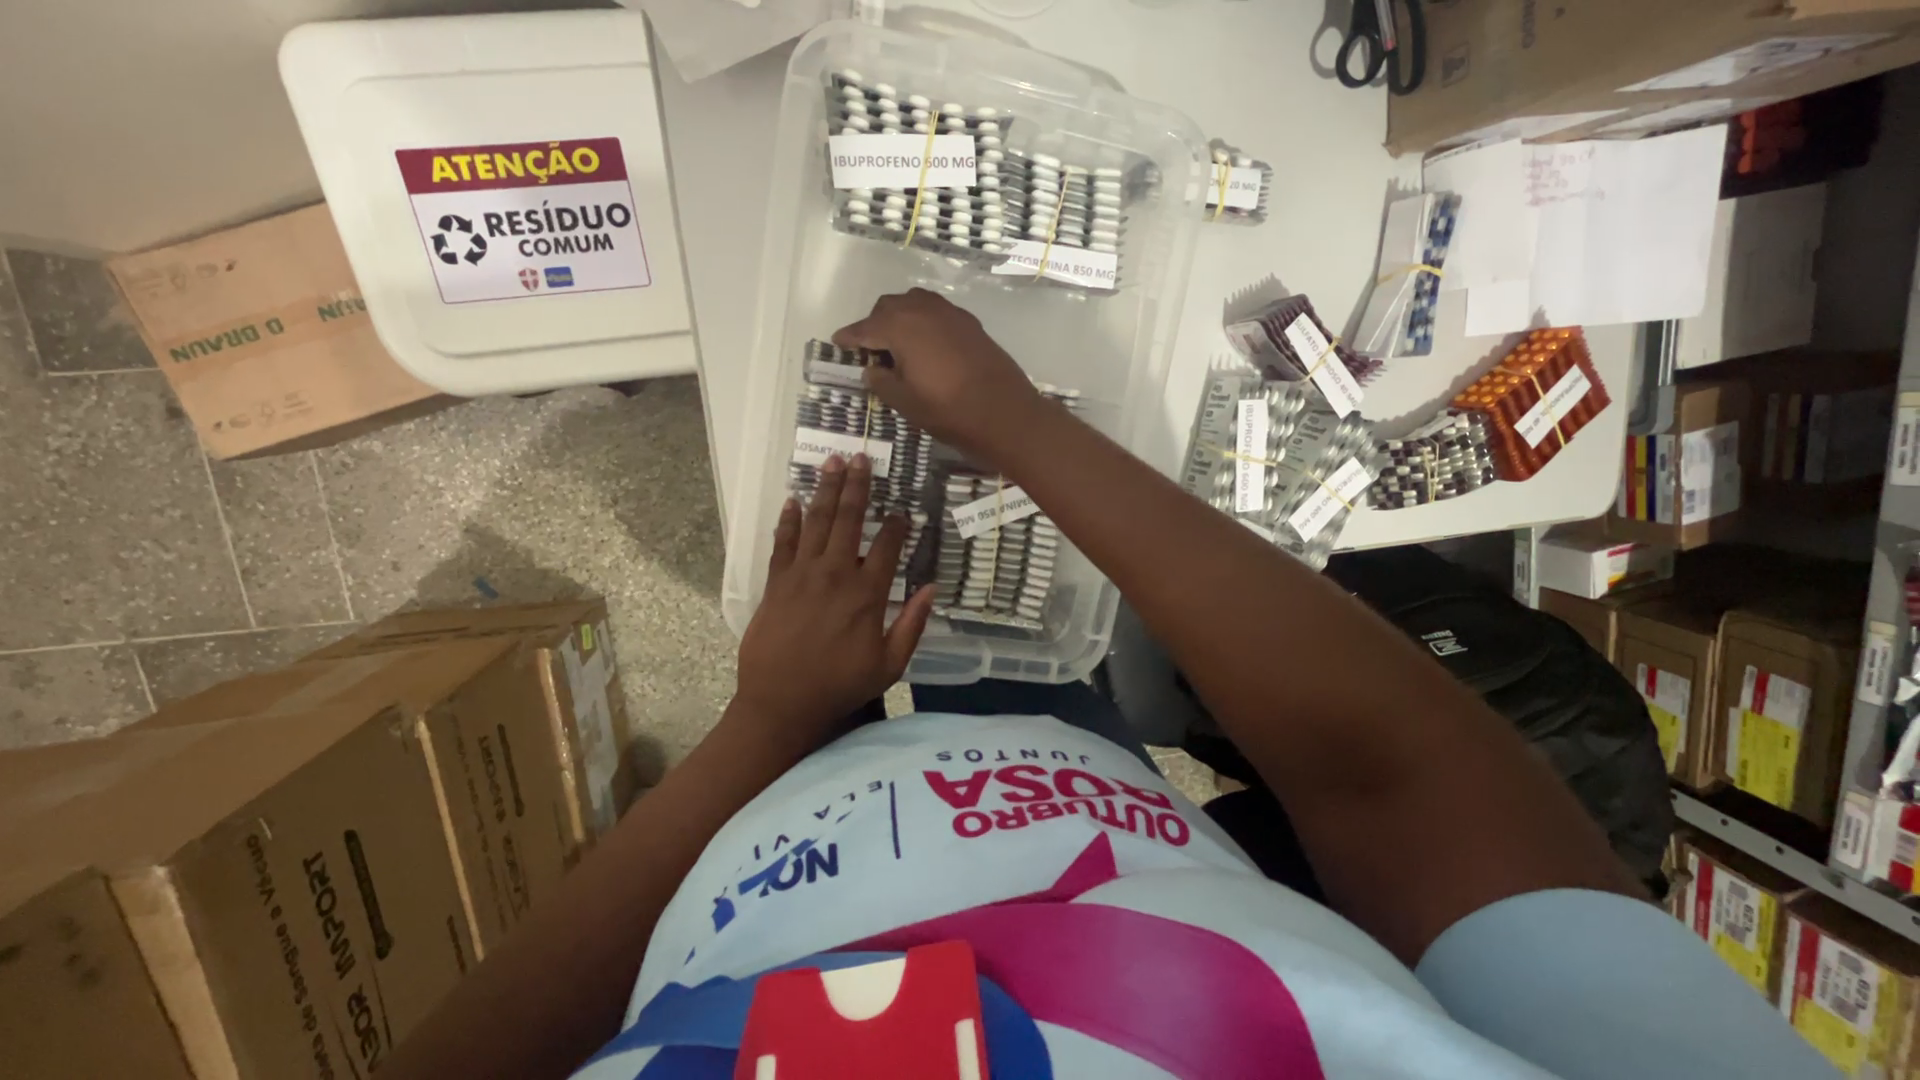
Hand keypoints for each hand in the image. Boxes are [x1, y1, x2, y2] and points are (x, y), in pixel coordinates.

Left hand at [734, 453, 935, 751]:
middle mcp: (835, 575)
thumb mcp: (890, 665)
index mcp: (867, 595)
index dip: (896, 525)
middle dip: (856, 487)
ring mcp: (802, 576)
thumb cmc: (840, 686)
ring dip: (825, 491)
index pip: (887, 546)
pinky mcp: (776, 584)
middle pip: (848, 521)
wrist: (781, 703)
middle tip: (861, 457)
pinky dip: (788, 521)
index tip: (903, 510)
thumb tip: (932, 588)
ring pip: (816, 523)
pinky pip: (783, 544)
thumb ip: (912, 625)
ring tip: (832, 463)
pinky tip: (793, 500)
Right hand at [834, 289, 1050, 470]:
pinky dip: (923, 322)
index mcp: (901, 327)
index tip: (838, 342)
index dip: (850, 337)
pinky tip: (925, 346)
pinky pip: (936, 313)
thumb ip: (881, 381)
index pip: (866, 328)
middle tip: (870, 350)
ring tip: (898, 346)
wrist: (1005, 413)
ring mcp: (950, 313)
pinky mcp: (970, 323)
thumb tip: (872, 369)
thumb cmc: (948, 410)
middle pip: (889, 307)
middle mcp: (923, 310)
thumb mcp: (905, 402)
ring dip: (901, 318)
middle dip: (875, 324)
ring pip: (915, 304)